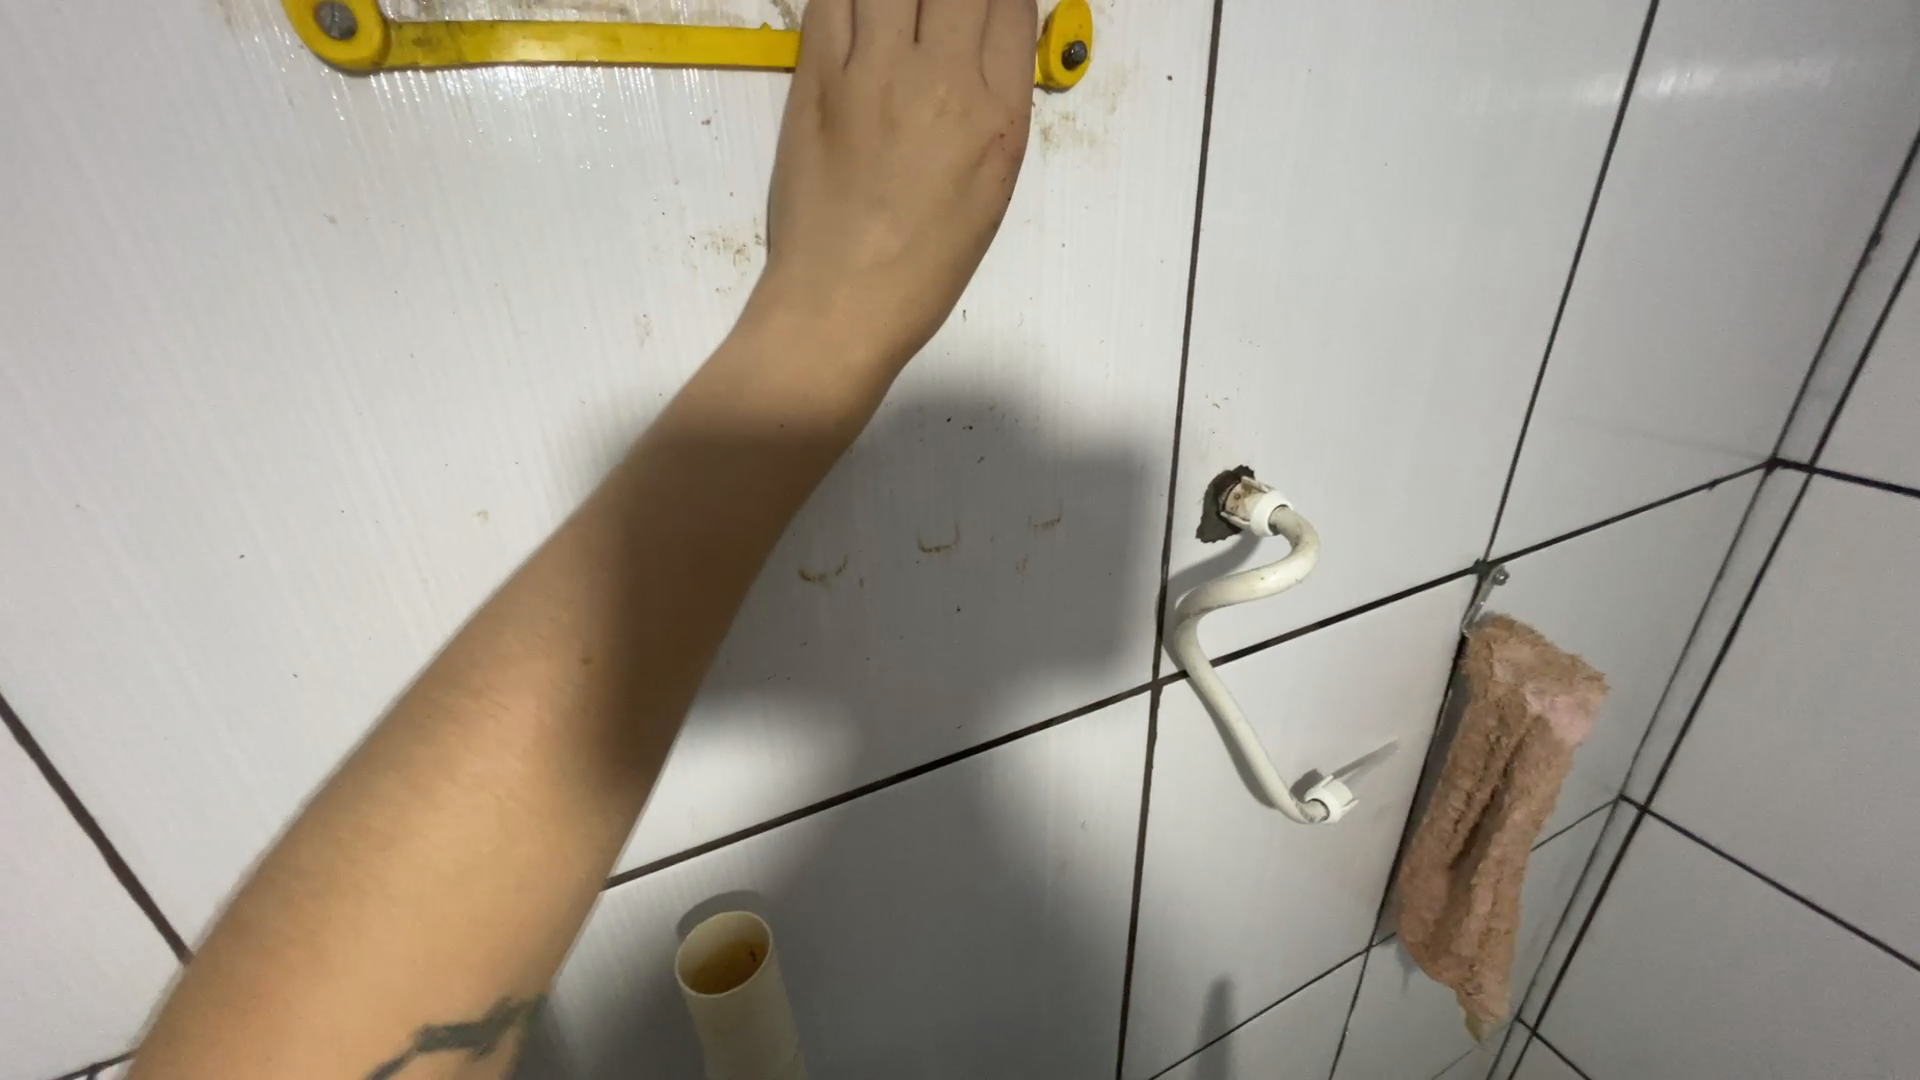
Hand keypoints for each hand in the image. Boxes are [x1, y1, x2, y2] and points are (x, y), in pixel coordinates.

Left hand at [747, 0, 1038, 371]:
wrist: (841, 306)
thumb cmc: (921, 274)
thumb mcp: (987, 199)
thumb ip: (992, 117)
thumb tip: (980, 60)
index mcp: (998, 121)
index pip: (1012, 4)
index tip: (982, 11)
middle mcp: (943, 80)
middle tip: (936, 19)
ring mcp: (874, 72)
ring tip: (897, 20)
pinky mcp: (817, 76)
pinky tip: (857, 17)